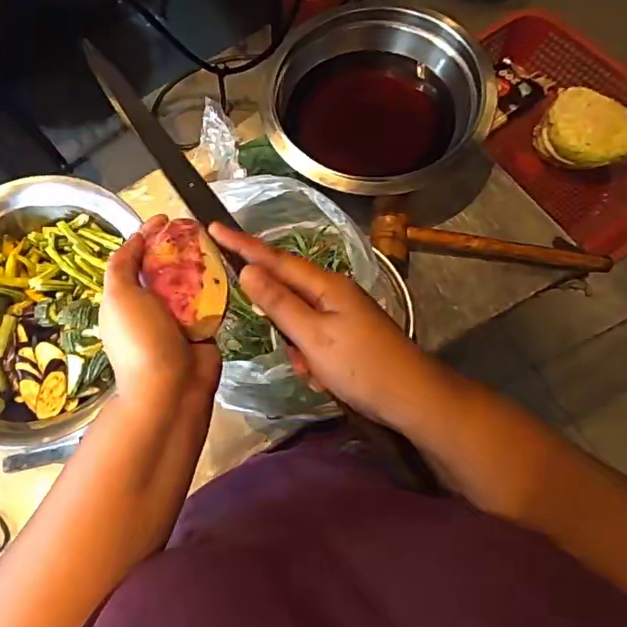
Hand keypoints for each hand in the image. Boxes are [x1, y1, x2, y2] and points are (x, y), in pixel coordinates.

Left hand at [101, 216, 221, 408]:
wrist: (170, 389)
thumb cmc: (140, 340)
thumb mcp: (118, 296)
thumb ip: (122, 265)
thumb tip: (134, 240)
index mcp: (125, 299)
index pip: (134, 259)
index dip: (147, 235)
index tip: (165, 217)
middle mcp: (150, 307)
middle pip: (164, 268)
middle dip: (178, 247)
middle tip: (196, 228)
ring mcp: (177, 320)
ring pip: (190, 283)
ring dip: (200, 265)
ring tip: (214, 243)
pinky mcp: (202, 330)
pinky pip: (210, 303)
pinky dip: (216, 289)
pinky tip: (226, 269)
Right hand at [210, 223, 454, 427]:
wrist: (412, 398)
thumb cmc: (362, 366)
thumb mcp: (313, 336)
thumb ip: (278, 303)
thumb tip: (247, 270)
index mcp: (326, 285)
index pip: (275, 259)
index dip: (242, 245)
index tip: (214, 227)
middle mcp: (333, 293)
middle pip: (285, 294)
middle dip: (278, 323)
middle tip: (291, 350)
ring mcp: (341, 314)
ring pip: (297, 323)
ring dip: (297, 349)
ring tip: (316, 371)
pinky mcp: (345, 335)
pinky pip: (312, 341)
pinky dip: (311, 359)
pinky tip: (324, 378)